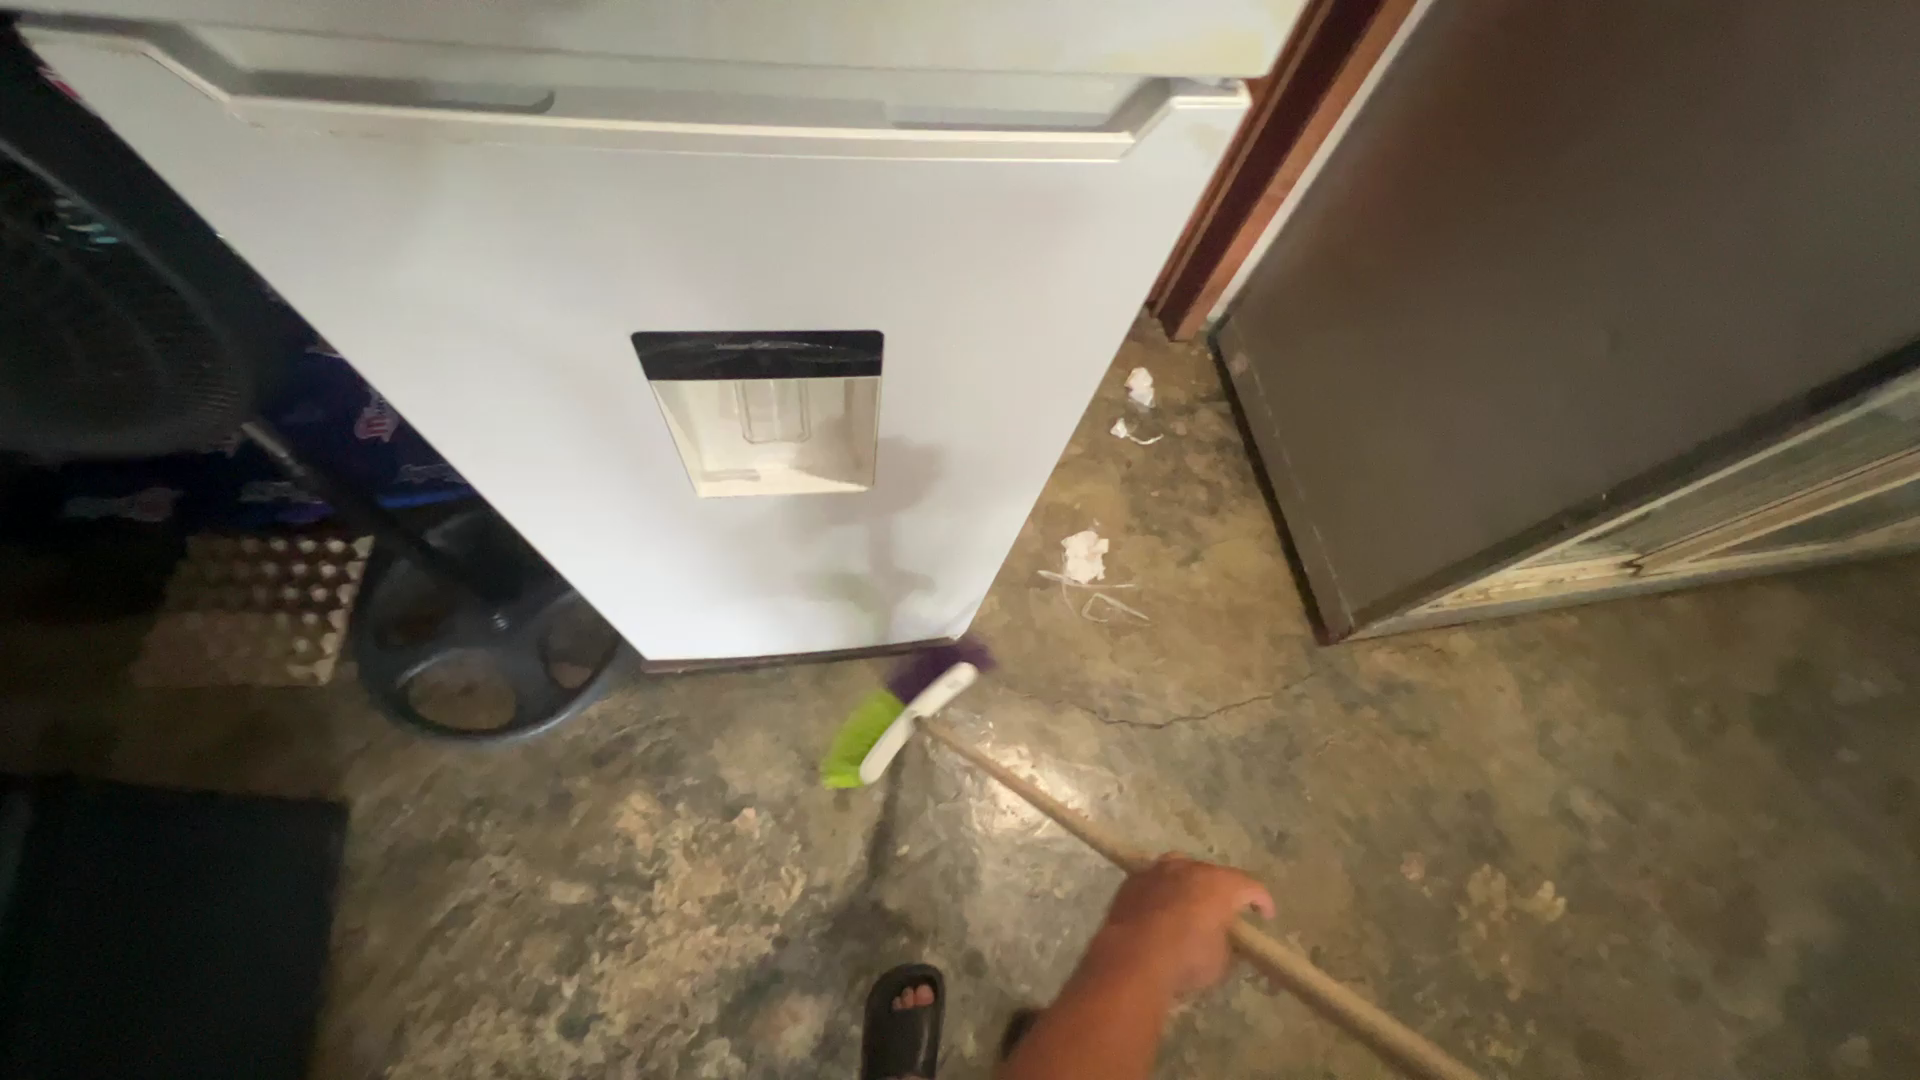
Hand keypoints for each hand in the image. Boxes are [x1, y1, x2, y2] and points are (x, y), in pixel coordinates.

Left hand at [1085, 854, 1275, 997]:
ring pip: (1180, 870)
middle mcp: (1188, 868)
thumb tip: (1222, 938)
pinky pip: (1155, 881)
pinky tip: (1160, 911)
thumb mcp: (1221, 960)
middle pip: (1211, 874)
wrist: (1132, 955)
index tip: (1265, 915)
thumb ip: (1227, 942)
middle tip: (1224, 912)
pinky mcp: (1133, 880)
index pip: (1249, 885)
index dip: (1261, 900)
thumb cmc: (1186, 959)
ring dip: (1188, 886)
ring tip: (1190, 906)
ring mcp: (1157, 870)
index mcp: (1218, 884)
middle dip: (1220, 891)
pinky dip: (1162, 892)